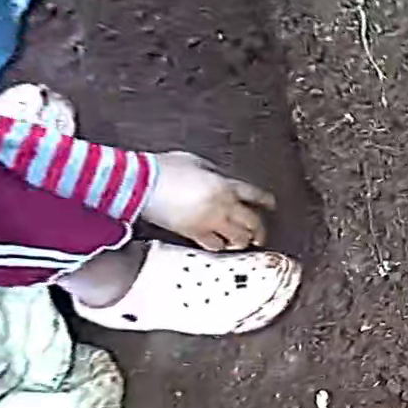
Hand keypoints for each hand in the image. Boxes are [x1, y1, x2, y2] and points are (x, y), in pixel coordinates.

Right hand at [142, 151, 276, 250]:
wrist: (135, 183)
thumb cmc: (159, 168)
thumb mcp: (193, 162)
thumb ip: (212, 173)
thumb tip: (220, 180)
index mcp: (225, 185)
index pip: (254, 195)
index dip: (266, 201)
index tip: (271, 205)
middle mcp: (224, 205)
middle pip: (253, 222)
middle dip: (259, 230)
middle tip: (259, 235)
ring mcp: (211, 220)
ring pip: (239, 237)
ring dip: (242, 240)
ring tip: (241, 241)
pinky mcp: (194, 232)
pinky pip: (215, 245)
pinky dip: (220, 246)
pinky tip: (220, 245)